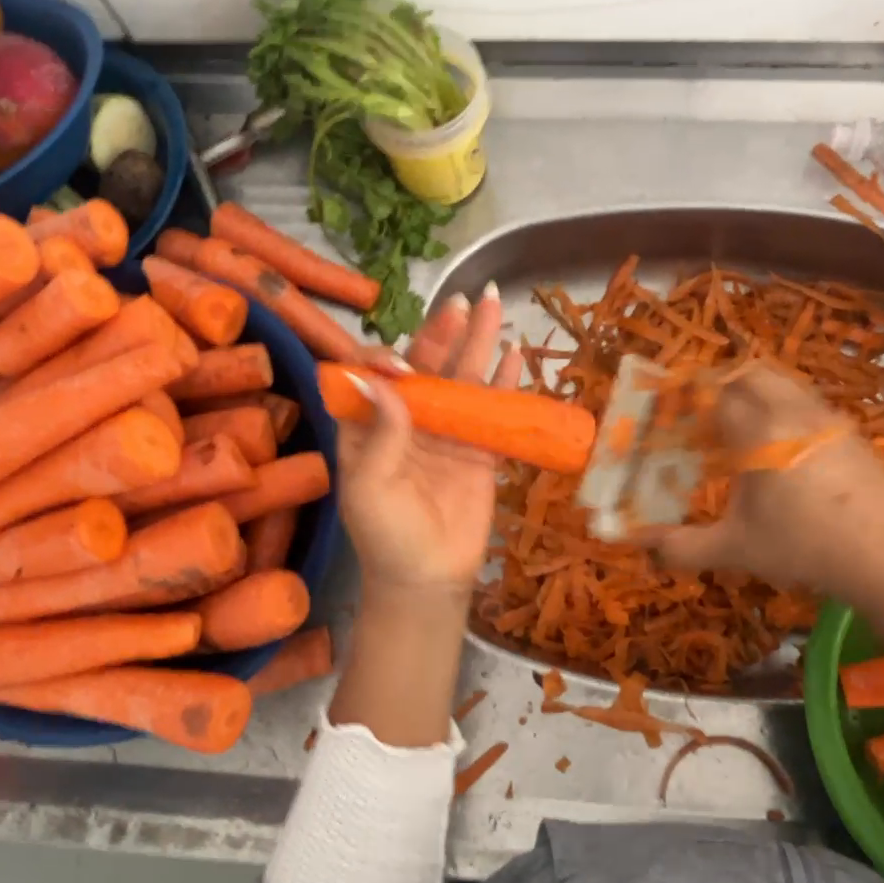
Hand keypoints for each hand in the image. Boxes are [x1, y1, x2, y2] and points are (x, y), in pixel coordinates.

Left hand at [335, 286, 520, 602]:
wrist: (428, 580)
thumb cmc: (386, 535)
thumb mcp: (369, 486)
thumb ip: (379, 433)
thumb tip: (383, 379)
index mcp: (369, 426)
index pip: (376, 377)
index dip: (388, 362)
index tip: (403, 367)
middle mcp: (407, 420)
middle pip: (426, 366)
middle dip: (442, 333)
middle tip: (462, 302)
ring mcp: (446, 432)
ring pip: (463, 378)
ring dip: (478, 343)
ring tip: (494, 305)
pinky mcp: (478, 449)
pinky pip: (492, 409)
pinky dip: (504, 383)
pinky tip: (515, 356)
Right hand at [653, 364, 883, 600]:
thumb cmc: (802, 546)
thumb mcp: (736, 549)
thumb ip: (684, 547)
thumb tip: (644, 548)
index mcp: (757, 431)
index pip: (716, 394)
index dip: (692, 397)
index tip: (677, 408)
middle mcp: (791, 412)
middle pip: (751, 373)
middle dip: (725, 382)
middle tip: (707, 408)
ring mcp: (827, 418)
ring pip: (785, 383)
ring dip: (759, 390)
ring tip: (744, 421)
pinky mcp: (852, 432)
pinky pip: (811, 402)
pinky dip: (789, 408)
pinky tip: (787, 445)